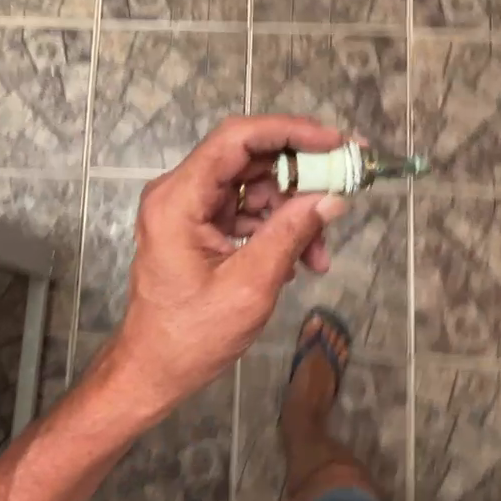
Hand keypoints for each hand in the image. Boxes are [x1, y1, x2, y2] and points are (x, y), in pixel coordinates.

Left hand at [94, 116, 350, 419]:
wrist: (154, 369)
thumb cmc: (191, 335)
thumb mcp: (249, 286)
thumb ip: (290, 234)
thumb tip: (332, 197)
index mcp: (178, 198)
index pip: (236, 139)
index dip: (289, 132)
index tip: (336, 142)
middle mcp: (179, 193)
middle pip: (248, 160)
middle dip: (301, 174)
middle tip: (347, 183)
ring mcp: (189, 210)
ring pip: (253, 187)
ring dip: (293, 212)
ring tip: (319, 253)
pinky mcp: (199, 227)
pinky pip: (246, 212)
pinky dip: (277, 230)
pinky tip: (299, 261)